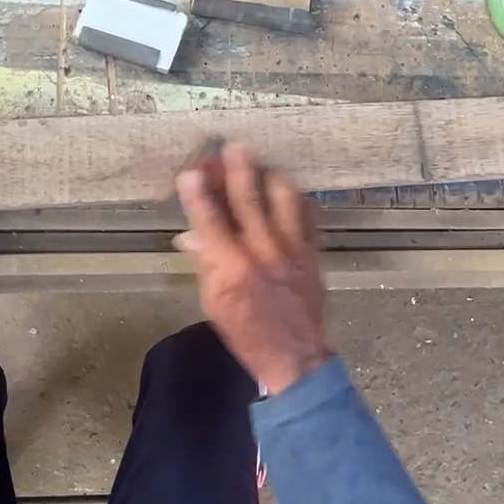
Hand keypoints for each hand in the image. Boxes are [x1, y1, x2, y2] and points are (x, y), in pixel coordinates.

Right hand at [175, 142, 332, 394]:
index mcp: (233, 268)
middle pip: (248, 201)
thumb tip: (190, 235)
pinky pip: (308, 217)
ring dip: (272, 178)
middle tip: (233, 146)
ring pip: (285, 201)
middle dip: (238, 171)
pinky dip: (298, 201)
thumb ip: (204, 263)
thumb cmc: (247, 333)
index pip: (210, 222)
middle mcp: (263, 253)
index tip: (191, 172)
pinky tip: (291, 191)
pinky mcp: (312, 254)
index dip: (198, 195)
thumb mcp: (213, 303)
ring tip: (265, 165)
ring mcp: (292, 251)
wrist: (296, 357)